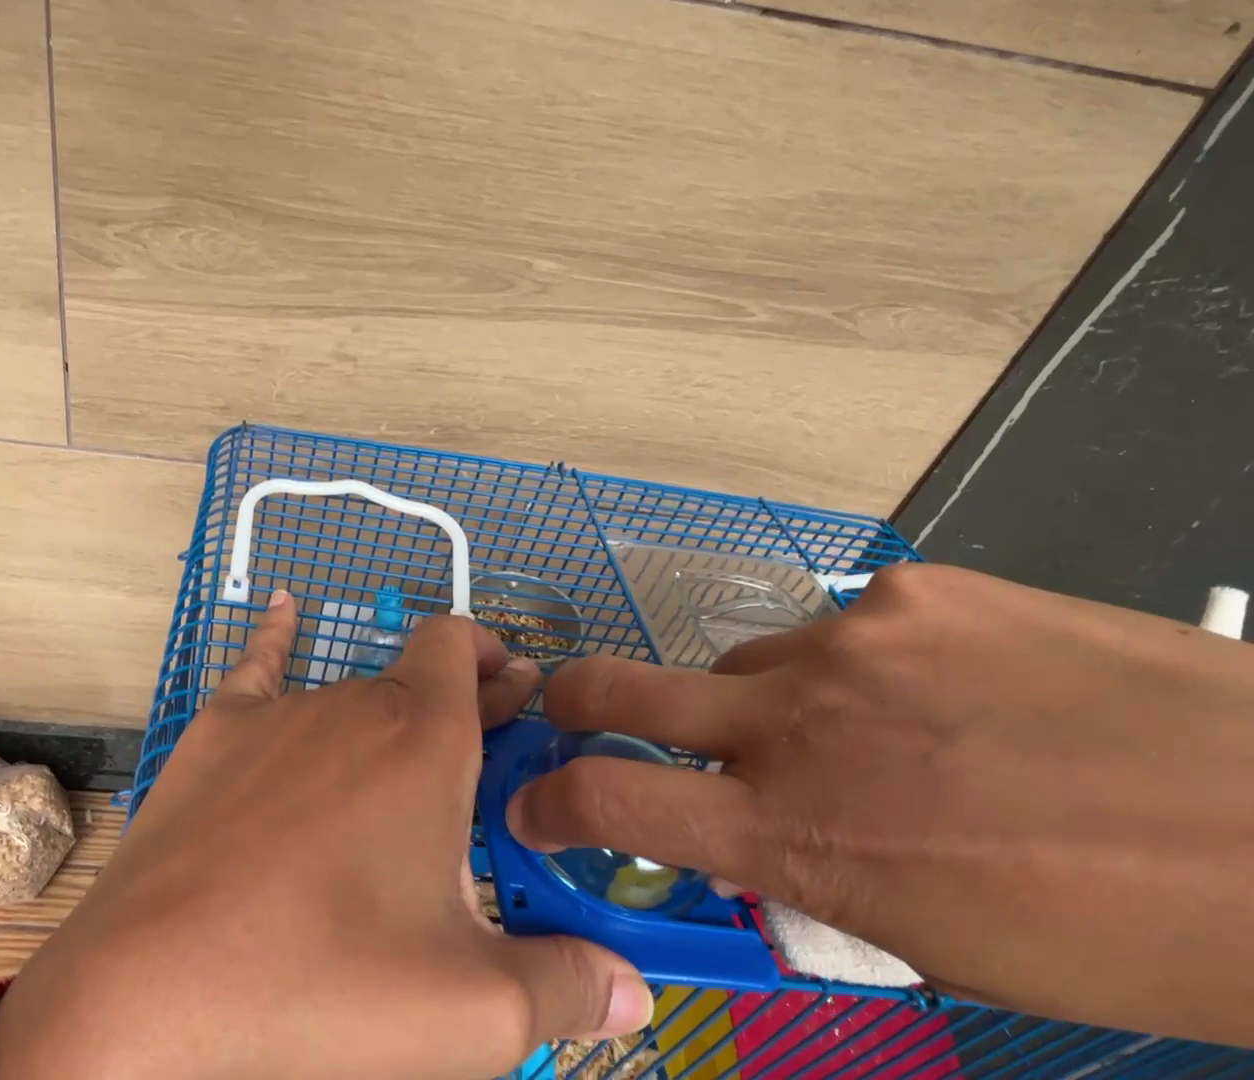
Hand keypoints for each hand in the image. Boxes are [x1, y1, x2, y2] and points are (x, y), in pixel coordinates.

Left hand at [0, 594, 656, 1078]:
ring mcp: (277, 713)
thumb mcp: (471, 1009)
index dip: (499, 663)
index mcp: (423, 742)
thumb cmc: (321, 983)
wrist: (154, 984)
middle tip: (477, 754)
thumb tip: (630, 995)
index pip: (468, 652)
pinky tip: (281, 607)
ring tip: (394, 772)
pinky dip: (275, 634)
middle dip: (455, 705)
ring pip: (350, 696)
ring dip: (384, 721)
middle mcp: (353, 704)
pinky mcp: (215, 733)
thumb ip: (565, 989)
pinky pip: (256, 663)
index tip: (521, 693)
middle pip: (416, 680)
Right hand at [507, 563, 1253, 1046]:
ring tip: (864, 733)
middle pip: (617, 688)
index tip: (532, 807)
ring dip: (764, 706)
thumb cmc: (1113, 927)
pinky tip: (946, 691)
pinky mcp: (910, 590)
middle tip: (570, 716)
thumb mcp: (923, 942)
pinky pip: (840, 631)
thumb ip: (797, 874)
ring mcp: (847, 639)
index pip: (608, 802)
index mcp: (793, 828)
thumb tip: (734, 837)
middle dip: (576, 706)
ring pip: (745, 668)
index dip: (549, 804)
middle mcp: (792, 720)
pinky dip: (859, 669)